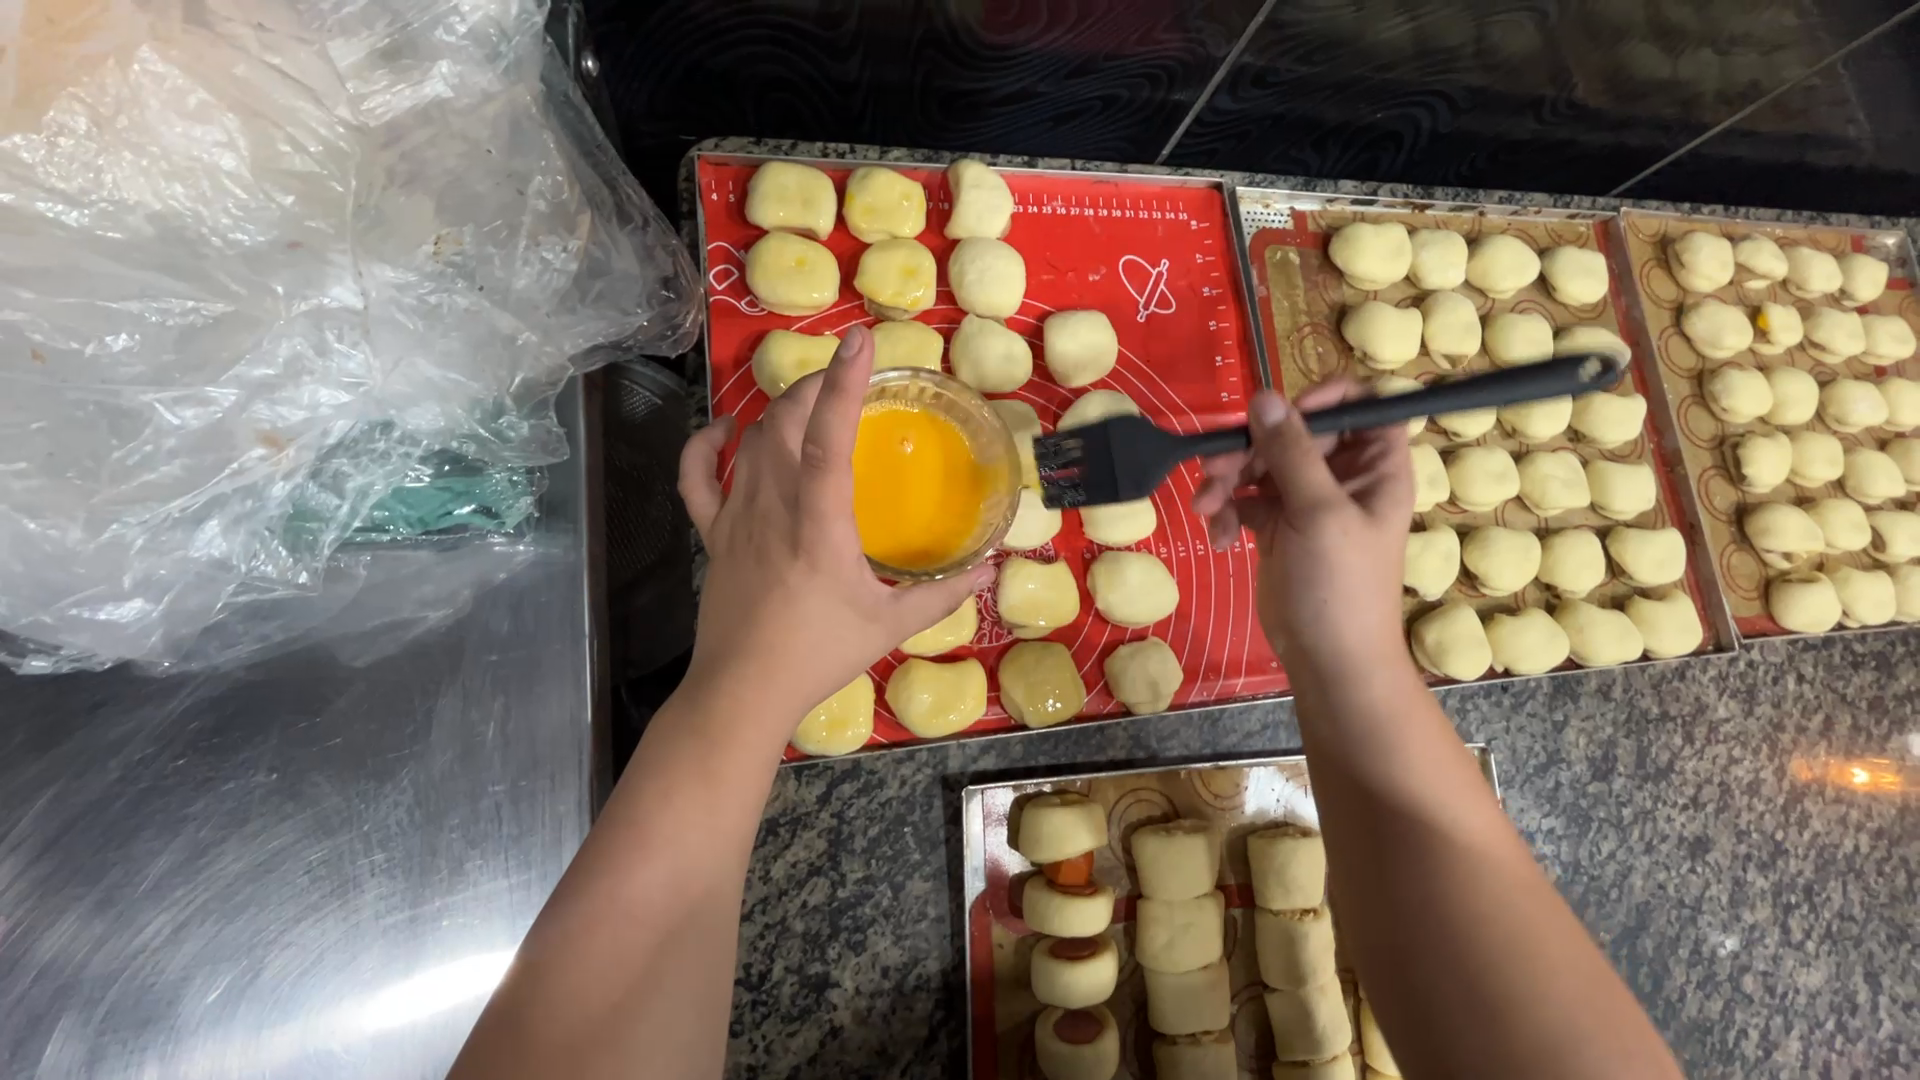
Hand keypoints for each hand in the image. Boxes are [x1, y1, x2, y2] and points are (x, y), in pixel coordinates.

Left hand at [677, 326, 993, 736]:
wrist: (743, 690)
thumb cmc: (818, 654)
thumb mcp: (890, 626)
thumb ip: (942, 595)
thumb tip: (989, 570)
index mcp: (819, 523)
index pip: (829, 436)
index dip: (843, 383)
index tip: (860, 341)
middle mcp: (772, 505)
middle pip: (783, 421)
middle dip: (812, 387)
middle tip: (844, 381)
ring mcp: (734, 517)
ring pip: (750, 441)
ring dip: (778, 411)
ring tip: (807, 403)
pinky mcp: (712, 534)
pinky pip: (697, 477)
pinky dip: (706, 445)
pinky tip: (726, 431)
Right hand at [1190, 380, 1412, 677]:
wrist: (1328, 658)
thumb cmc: (1340, 584)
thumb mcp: (1318, 512)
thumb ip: (1290, 452)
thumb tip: (1262, 396)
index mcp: (1374, 466)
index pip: (1358, 405)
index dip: (1321, 399)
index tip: (1279, 415)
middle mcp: (1342, 477)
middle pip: (1293, 434)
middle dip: (1250, 450)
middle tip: (1216, 469)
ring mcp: (1306, 502)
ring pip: (1260, 466)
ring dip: (1227, 481)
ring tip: (1205, 508)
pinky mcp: (1276, 526)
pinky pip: (1245, 501)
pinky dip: (1226, 514)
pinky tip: (1220, 539)